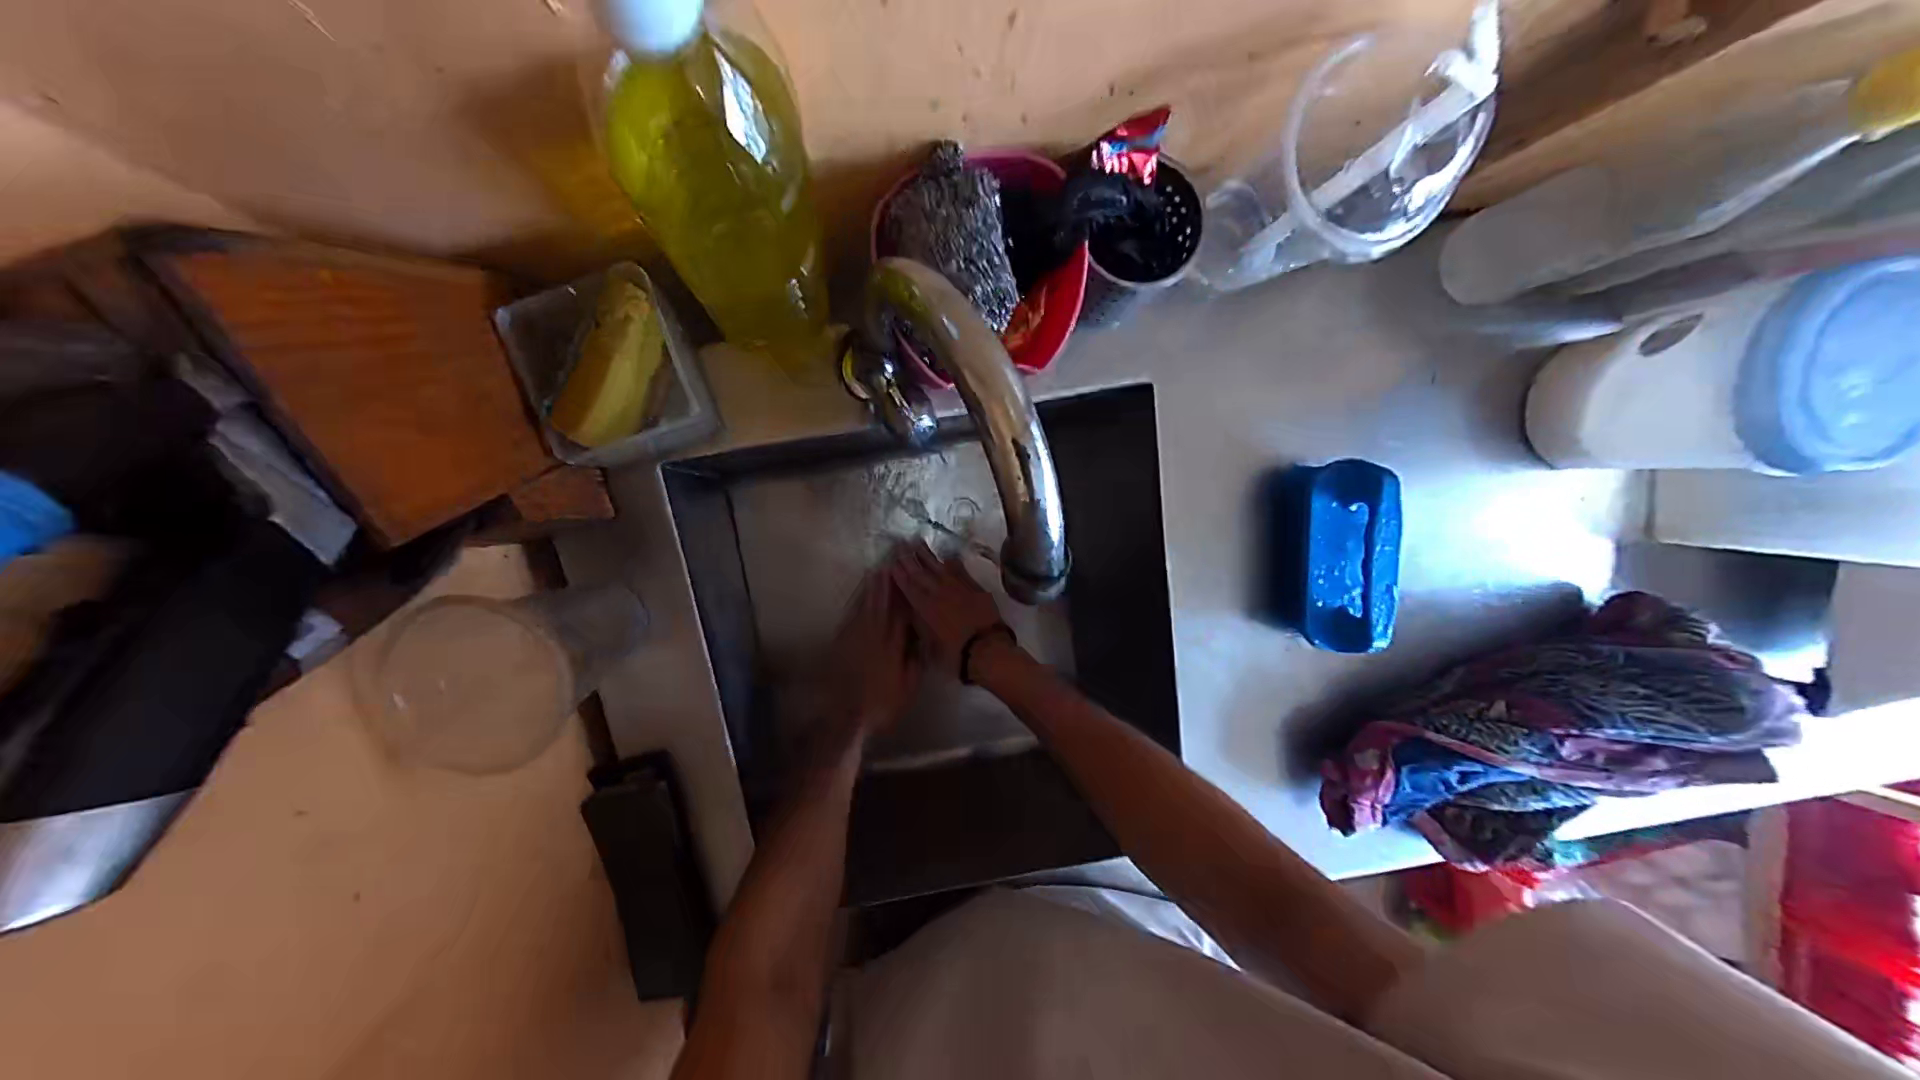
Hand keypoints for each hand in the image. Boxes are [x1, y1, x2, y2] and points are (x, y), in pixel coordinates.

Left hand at [822, 571, 920, 739]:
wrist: (847, 716)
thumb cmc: (882, 705)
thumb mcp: (907, 688)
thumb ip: (914, 664)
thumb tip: (919, 644)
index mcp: (893, 648)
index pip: (901, 616)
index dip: (905, 597)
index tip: (909, 580)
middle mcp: (874, 639)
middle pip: (881, 606)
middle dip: (886, 586)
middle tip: (889, 566)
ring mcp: (856, 640)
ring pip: (865, 609)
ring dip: (870, 591)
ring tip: (875, 574)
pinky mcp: (842, 645)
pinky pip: (851, 620)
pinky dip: (855, 606)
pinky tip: (858, 599)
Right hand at [886, 541, 1013, 679]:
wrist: (987, 649)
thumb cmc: (955, 654)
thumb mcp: (930, 644)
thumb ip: (921, 625)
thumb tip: (913, 612)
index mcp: (925, 607)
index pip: (908, 586)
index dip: (899, 574)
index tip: (892, 562)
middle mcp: (938, 593)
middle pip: (921, 573)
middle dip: (909, 559)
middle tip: (900, 544)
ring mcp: (958, 588)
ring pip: (939, 567)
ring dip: (927, 555)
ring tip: (918, 542)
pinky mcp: (975, 588)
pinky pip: (961, 571)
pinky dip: (953, 563)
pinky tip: (948, 558)